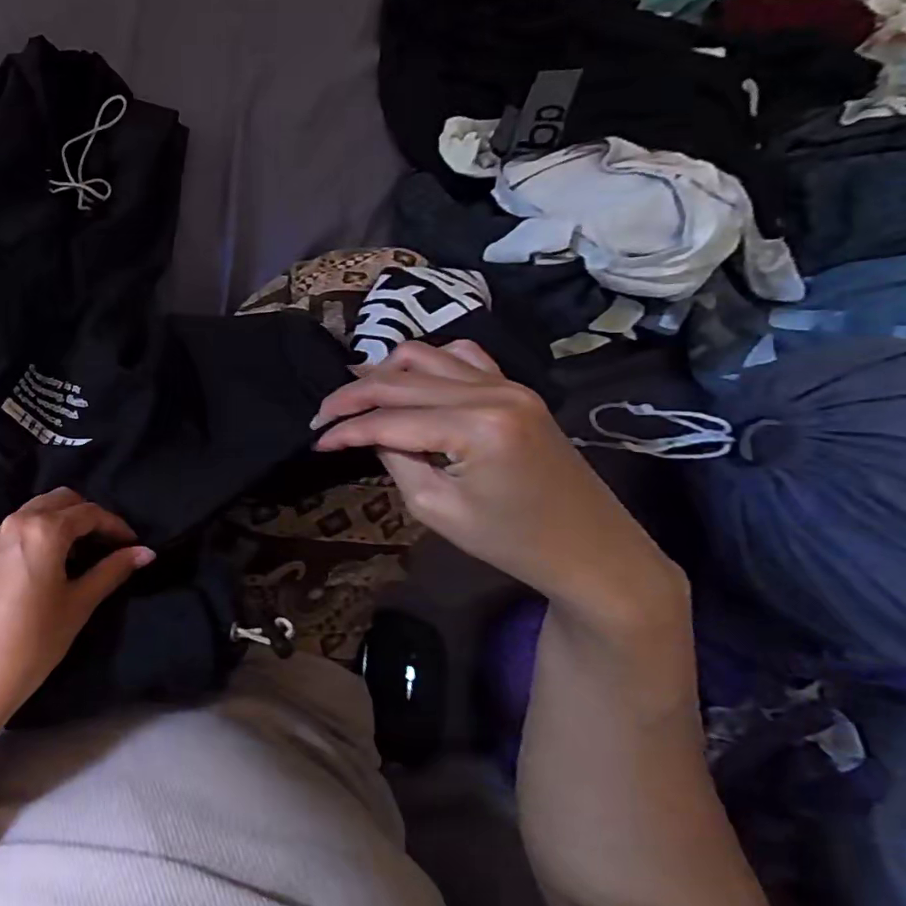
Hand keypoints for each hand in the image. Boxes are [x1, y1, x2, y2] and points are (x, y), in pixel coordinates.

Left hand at [0, 488, 154, 745]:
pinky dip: (46, 529)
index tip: (134, 545)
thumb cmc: (34, 641)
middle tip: (111, 546)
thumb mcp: (79, 604)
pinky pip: (24, 523)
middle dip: (91, 517)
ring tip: (87, 553)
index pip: (90, 513)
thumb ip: (112, 570)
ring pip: (42, 508)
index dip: (117, 526)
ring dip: (67, 520)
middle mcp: (19, 520)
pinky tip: (57, 560)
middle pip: (64, 500)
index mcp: (44, 529)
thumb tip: (146, 552)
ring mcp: (0, 534)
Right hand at [311, 340, 683, 625]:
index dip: (345, 428)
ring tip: (358, 399)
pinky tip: (410, 384)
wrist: (590, 549)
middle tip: (322, 416)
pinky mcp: (515, 387)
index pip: (389, 418)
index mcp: (476, 426)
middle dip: (353, 396)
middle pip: (401, 379)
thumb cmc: (512, 542)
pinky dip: (426, 364)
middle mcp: (492, 390)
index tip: (314, 439)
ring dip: (385, 373)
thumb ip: (397, 461)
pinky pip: (460, 356)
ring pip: (426, 355)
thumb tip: (372, 433)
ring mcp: (507, 383)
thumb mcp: (438, 510)